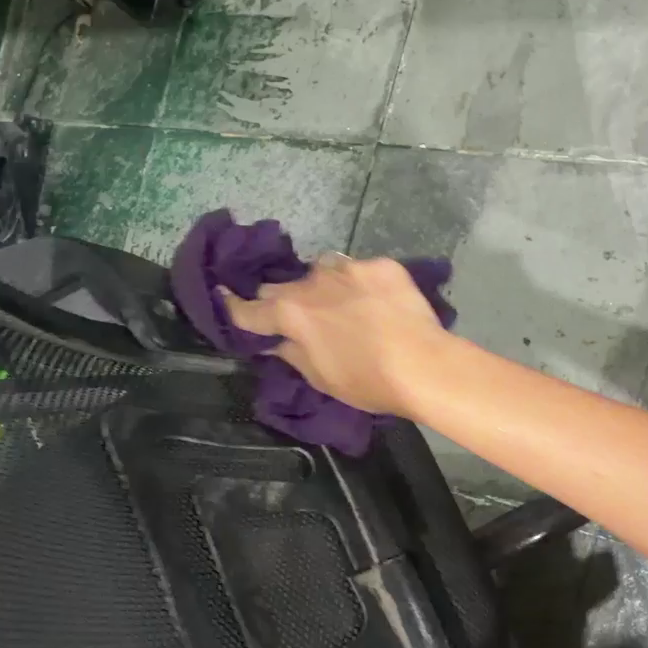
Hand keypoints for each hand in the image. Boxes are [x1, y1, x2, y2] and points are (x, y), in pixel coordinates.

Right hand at [218, 253, 451, 416]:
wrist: (424, 365)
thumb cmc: (368, 382)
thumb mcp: (321, 378)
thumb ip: (293, 354)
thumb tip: (276, 343)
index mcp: (291, 314)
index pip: (249, 310)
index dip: (234, 308)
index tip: (224, 298)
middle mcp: (312, 283)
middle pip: (282, 287)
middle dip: (282, 302)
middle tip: (296, 319)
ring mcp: (348, 269)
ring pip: (320, 271)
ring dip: (321, 287)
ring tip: (339, 306)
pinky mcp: (381, 266)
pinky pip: (358, 270)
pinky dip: (359, 285)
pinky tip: (376, 303)